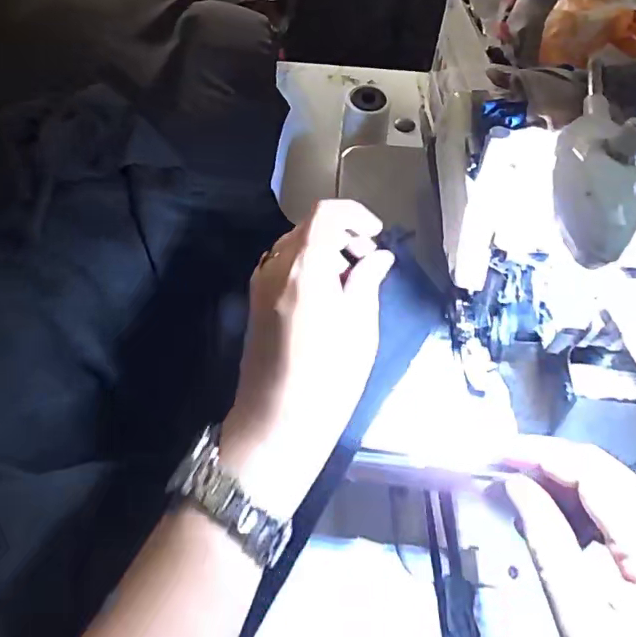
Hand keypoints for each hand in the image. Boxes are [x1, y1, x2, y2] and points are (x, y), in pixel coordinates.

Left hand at [223, 200, 393, 513]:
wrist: (277, 422)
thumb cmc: (329, 374)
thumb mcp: (360, 323)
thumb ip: (367, 279)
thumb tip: (378, 257)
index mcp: (304, 267)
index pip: (326, 214)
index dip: (356, 214)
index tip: (377, 234)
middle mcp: (276, 267)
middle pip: (310, 227)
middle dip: (344, 234)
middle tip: (370, 261)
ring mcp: (261, 284)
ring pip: (296, 245)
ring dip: (326, 249)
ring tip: (352, 279)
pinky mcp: (256, 301)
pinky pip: (284, 265)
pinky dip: (308, 265)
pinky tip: (328, 293)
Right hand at [502, 437, 635, 636]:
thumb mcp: (586, 630)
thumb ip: (550, 547)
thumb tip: (518, 486)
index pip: (598, 472)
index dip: (544, 454)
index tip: (499, 452)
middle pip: (614, 479)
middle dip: (555, 466)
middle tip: (504, 468)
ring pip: (624, 499)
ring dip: (573, 489)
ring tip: (523, 487)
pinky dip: (595, 517)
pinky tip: (564, 520)